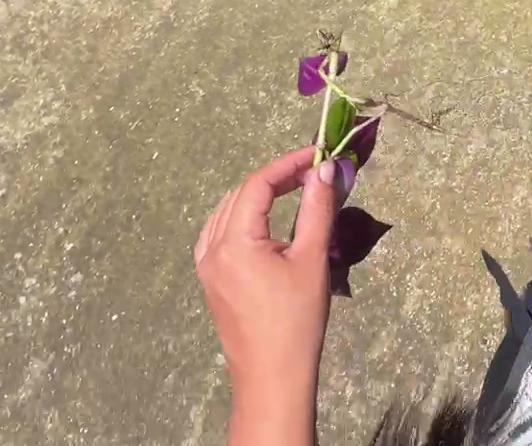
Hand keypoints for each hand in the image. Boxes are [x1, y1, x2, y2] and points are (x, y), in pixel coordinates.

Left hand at [195, 146, 340, 445]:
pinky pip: (220, 232)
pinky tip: (265, 219)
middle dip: (277, 177)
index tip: (319, 154)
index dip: (289, 163)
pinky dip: (244, 214)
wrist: (273, 376)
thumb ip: (317, 207)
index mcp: (234, 243)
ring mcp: (207, 267)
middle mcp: (212, 250)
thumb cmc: (296, 318)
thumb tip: (324, 168)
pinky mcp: (212, 281)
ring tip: (295, 188)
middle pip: (240, 194)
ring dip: (259, 194)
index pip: (258, 185)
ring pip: (227, 211)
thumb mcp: (312, 257)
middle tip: (313, 171)